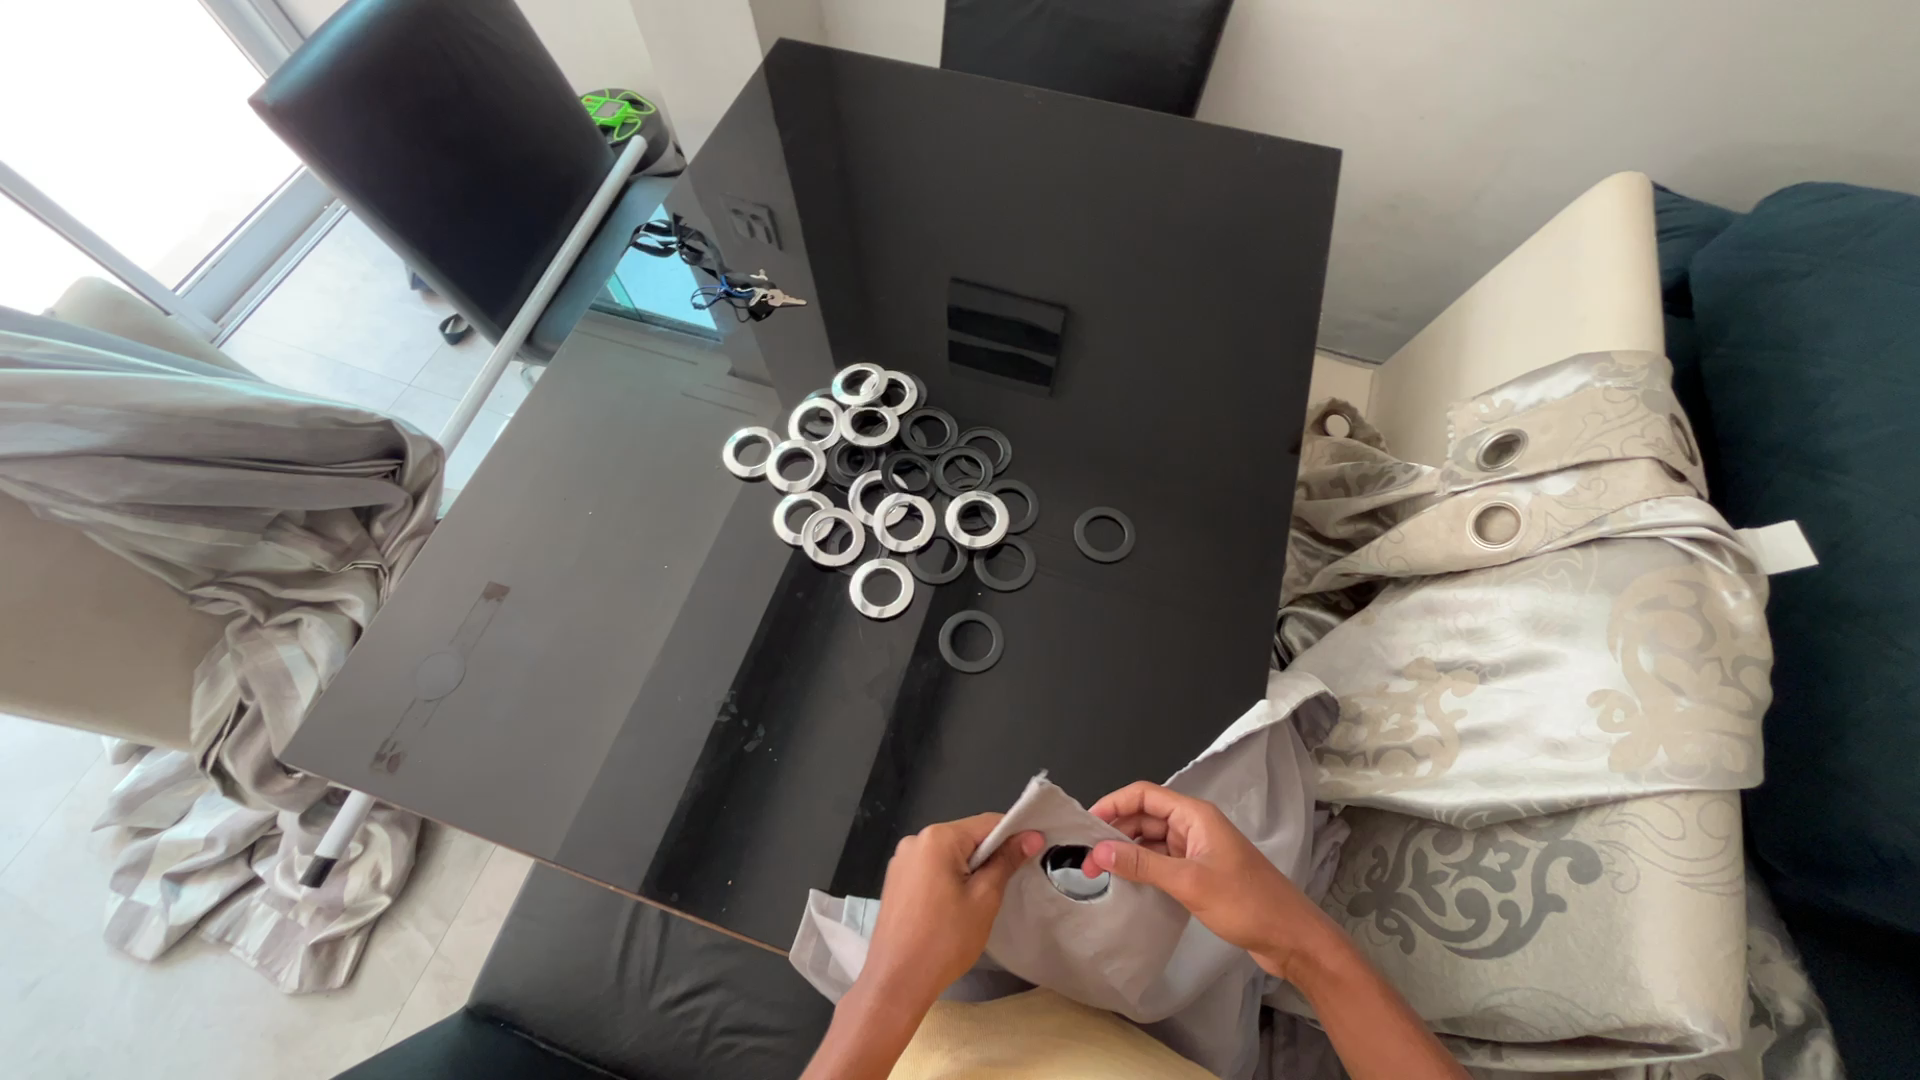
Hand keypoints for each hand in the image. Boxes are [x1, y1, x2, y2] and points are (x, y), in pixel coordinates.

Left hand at [859, 813, 1043, 1006]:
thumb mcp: (984, 899)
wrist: (896, 982)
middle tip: (1008, 884)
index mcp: (937, 838)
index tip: (1036, 849)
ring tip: (981, 900)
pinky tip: (954, 907)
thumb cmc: (945, 940)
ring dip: (969, 869)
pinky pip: (931, 868)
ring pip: (948, 854)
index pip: (986, 823)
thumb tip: (1031, 837)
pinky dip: (949, 879)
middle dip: (990, 855)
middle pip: (966, 837)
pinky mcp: (896, 880)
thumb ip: (1006, 862)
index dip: (1014, 834)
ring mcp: (902, 860)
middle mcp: (916, 840)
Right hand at [1086, 782, 1339, 982]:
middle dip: (1115, 831)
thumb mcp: (1189, 882)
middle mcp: (1194, 826)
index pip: (1144, 795)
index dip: (1113, 803)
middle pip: (1145, 816)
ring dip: (1127, 851)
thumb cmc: (1246, 902)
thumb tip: (1099, 851)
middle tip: (1087, 855)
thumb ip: (1142, 865)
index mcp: (1195, 815)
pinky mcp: (1200, 873)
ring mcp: (1197, 850)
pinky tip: (1126, 882)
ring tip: (1099, 870)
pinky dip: (1143, 868)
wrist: (1292, 939)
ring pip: (1152, 840)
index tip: (1086, 824)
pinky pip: (1162, 861)